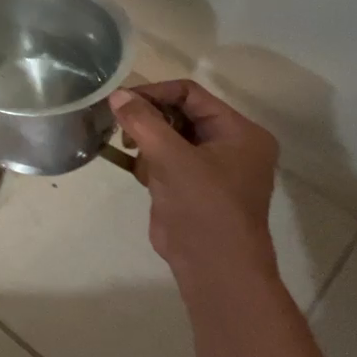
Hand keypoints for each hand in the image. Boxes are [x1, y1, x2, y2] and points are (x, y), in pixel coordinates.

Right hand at [110, 81, 279, 284]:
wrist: (213, 263)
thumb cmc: (203, 205)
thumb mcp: (171, 158)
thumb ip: (142, 122)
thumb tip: (116, 94)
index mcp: (240, 133)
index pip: (191, 94)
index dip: (154, 93)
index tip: (119, 102)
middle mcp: (229, 144)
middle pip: (179, 112)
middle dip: (147, 117)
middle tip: (117, 124)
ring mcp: (210, 165)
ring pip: (168, 134)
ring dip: (143, 138)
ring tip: (125, 147)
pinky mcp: (190, 183)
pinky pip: (164, 156)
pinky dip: (146, 157)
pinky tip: (135, 168)